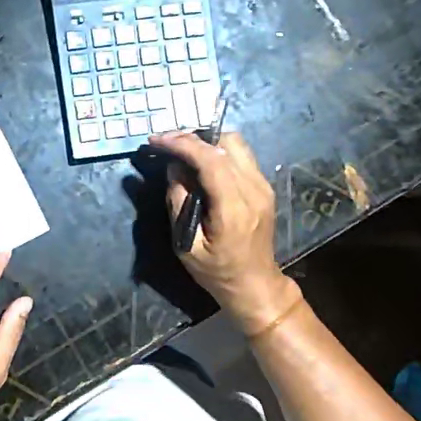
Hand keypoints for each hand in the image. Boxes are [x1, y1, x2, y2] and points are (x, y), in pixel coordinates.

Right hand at [150, 130, 300, 334]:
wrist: (255, 283)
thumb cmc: (217, 271)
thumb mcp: (186, 244)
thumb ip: (178, 202)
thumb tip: (174, 167)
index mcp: (234, 208)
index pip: (210, 160)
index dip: (182, 144)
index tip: (157, 140)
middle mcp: (254, 190)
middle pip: (227, 142)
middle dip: (193, 137)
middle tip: (167, 143)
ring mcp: (263, 186)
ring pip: (236, 144)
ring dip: (207, 141)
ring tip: (182, 150)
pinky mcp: (264, 186)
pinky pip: (241, 156)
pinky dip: (218, 151)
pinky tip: (200, 161)